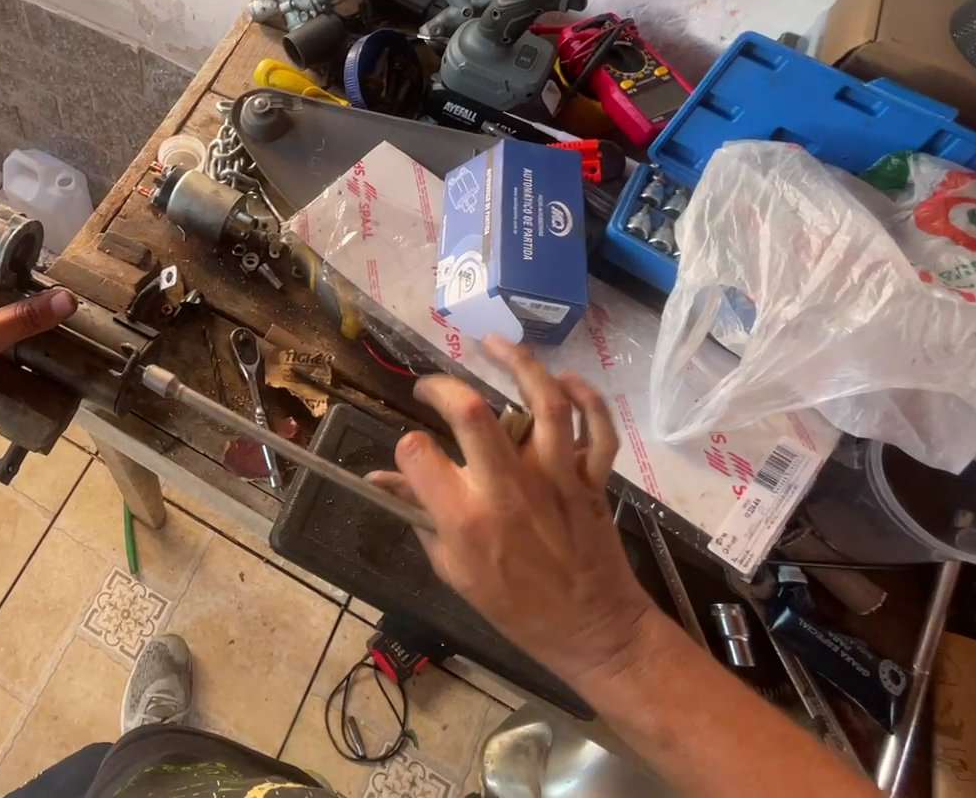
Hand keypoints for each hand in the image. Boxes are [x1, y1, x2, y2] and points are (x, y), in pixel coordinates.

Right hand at [368, 335, 654, 685]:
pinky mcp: (590, 478)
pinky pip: (596, 428)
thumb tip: (378, 478)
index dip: (406, 445)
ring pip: (544, 404)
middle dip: (443, 387)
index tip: (411, 452)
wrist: (593, 631)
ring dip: (518, 364)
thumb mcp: (451, 570)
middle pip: (473, 413)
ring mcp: (555, 478)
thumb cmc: (513, 606)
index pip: (418, 454)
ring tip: (492, 344)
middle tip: (431, 388)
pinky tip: (562, 379)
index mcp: (465, 519)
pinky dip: (586, 397)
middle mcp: (508, 489)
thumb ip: (416, 516)